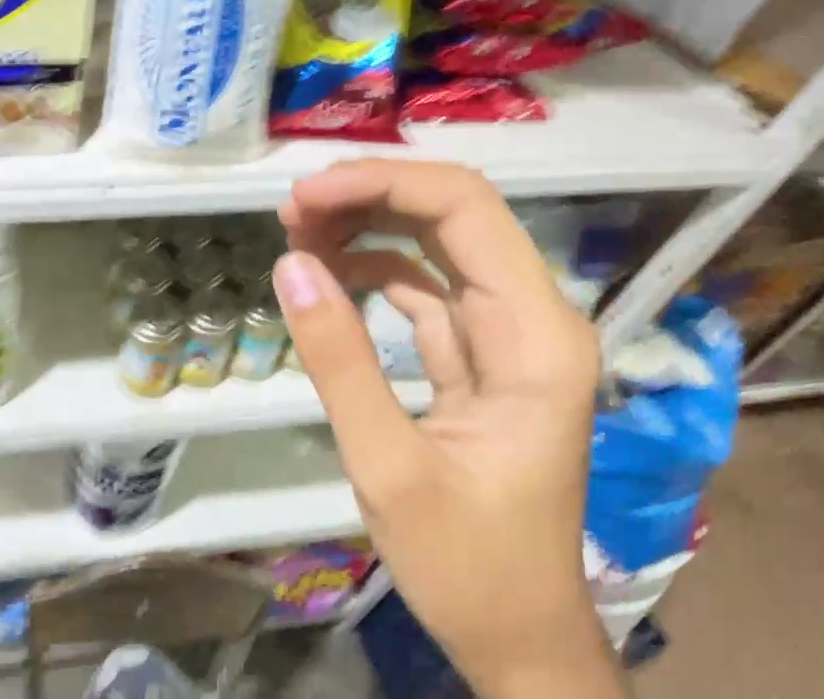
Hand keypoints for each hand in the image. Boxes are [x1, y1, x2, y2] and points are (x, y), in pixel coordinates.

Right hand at [275, 160, 622, 698]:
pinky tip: (327, 273)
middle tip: (288, 213)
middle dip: (368, 196)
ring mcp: (509, 338)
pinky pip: (425, 286)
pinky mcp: (480, 358)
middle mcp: (534, 321)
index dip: (381, 183)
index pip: (465, 209)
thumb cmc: (466, 565)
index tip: (301, 199)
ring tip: (295, 234)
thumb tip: (289, 264)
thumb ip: (338, 359)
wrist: (521, 640)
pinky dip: (372, 268)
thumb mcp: (388, 466)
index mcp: (536, 337)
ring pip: (438, 244)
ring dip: (367, 225)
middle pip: (455, 214)